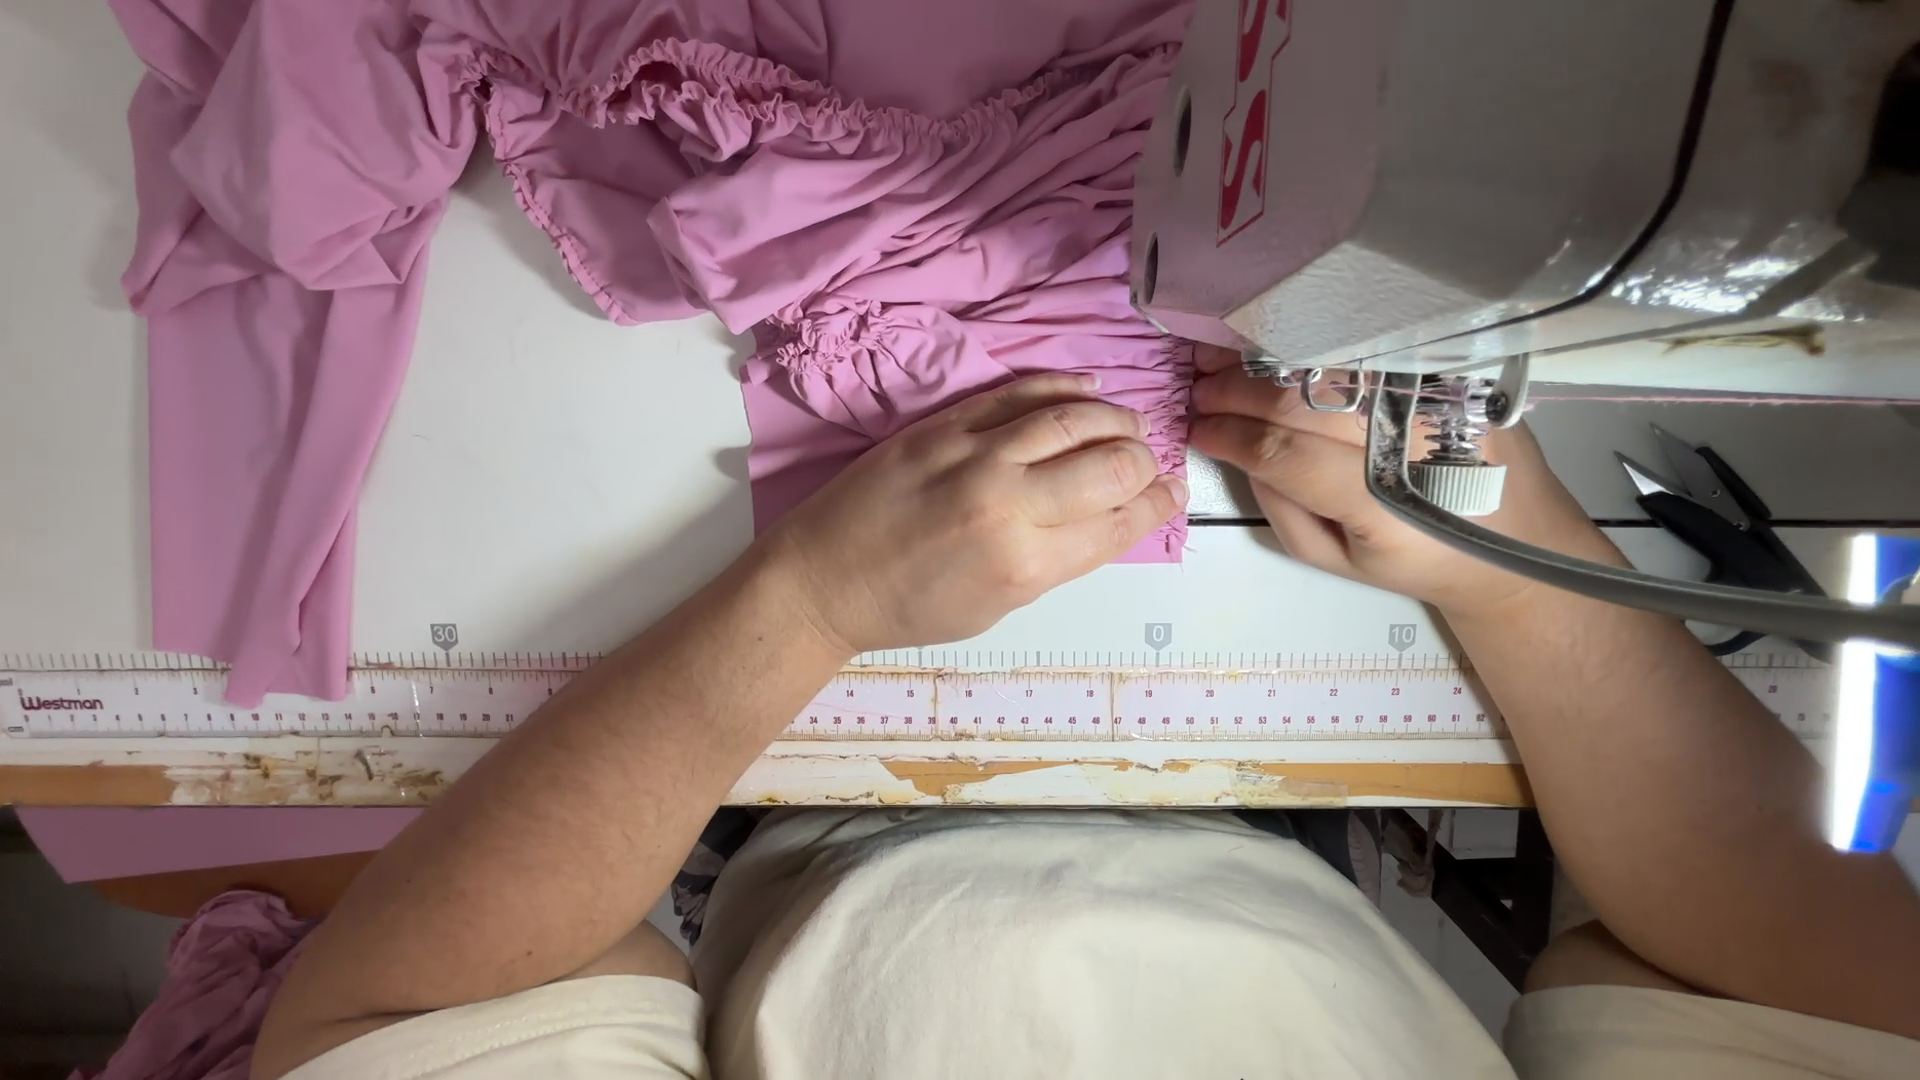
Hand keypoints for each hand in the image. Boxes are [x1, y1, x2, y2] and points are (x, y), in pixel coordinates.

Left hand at [764, 373, 1187, 653]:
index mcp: (1026, 565)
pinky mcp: (942, 426)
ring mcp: (973, 456)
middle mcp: (1008, 504)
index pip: (1117, 524)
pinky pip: (1018, 394)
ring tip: (1134, 423)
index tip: (1172, 492)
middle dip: (1144, 462)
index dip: (1155, 506)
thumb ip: (1055, 561)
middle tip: (1152, 460)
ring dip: (1116, 418)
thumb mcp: (996, 606)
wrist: (826, 579)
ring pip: (1071, 419)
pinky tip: (1090, 389)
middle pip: (1107, 467)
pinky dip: (1062, 388)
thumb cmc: (909, 609)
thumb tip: (1104, 518)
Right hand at [1187, 345, 1617, 618]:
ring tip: (1223, 363)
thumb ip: (1281, 507)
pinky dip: (1314, 350)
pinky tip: (1277, 351)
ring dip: (1268, 363)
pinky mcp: (1454, 378)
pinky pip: (1370, 355)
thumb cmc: (1417, 562)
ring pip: (1333, 369)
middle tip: (1198, 392)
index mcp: (1385, 505)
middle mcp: (1415, 443)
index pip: (1285, 454)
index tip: (1196, 430)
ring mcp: (1440, 402)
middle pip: (1302, 403)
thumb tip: (1240, 451)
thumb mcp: (1336, 559)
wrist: (1520, 546)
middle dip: (1237, 395)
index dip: (1231, 436)